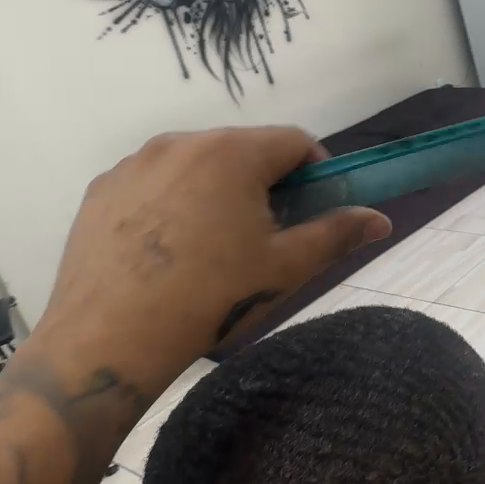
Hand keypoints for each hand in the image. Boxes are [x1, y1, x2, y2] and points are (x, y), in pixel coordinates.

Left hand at [29, 127, 390, 396]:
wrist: (106, 341)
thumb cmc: (211, 299)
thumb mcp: (286, 268)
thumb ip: (338, 234)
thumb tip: (382, 220)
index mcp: (231, 152)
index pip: (296, 141)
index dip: (318, 173)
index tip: (315, 212)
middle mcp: (181, 142)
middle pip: (246, 149)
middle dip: (268, 184)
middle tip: (269, 237)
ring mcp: (134, 163)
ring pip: (200, 165)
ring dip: (221, 191)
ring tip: (216, 248)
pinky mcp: (102, 188)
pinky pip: (157, 182)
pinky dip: (176, 203)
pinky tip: (171, 252)